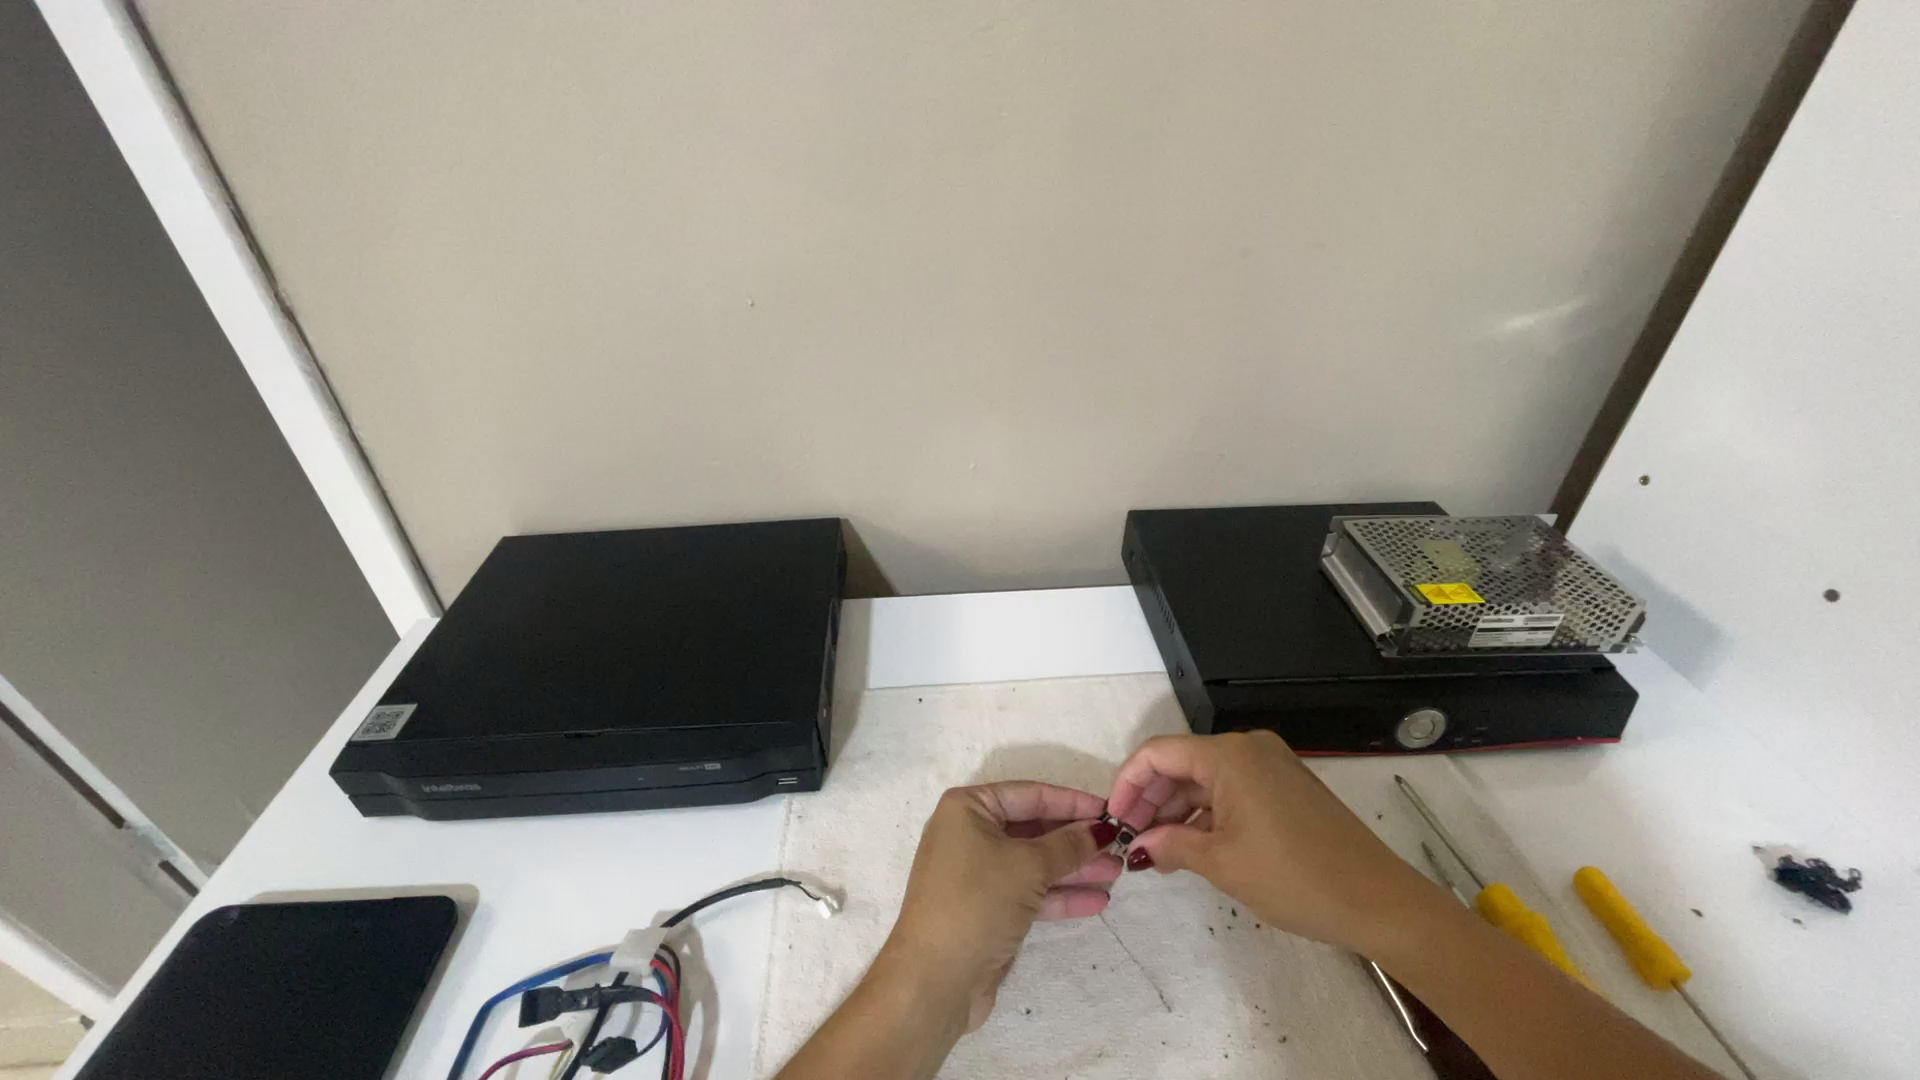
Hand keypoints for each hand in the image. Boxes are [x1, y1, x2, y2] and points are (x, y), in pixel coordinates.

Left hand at [880, 782, 1122, 1030]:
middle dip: (1076, 839)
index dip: (1073, 802)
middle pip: (1033, 828)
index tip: (1111, 810)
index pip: (1030, 794)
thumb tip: (1100, 829)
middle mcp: (968, 833)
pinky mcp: (986, 908)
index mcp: (968, 807)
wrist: (935, 979)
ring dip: (1074, 868)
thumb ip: (1068, 845)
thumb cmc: (978, 901)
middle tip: (1119, 844)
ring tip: (1116, 872)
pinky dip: (1059, 895)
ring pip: (1034, 862)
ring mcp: (976, 873)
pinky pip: (1028, 892)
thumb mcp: (1029, 865)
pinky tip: (1097, 901)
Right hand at [1105, 731, 1438, 955]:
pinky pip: (1231, 789)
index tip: (1113, 819)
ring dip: (1177, 808)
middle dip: (1150, 798)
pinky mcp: (1285, 786)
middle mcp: (1248, 748)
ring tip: (1158, 850)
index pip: (1157, 753)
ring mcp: (1270, 765)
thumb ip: (1170, 845)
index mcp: (1229, 755)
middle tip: (1132, 839)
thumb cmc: (1295, 877)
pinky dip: (1206, 812)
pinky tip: (1192, 844)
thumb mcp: (1222, 863)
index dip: (1127, 783)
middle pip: (1180, 762)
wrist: (1379, 902)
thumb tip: (1139, 845)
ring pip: (1205, 777)